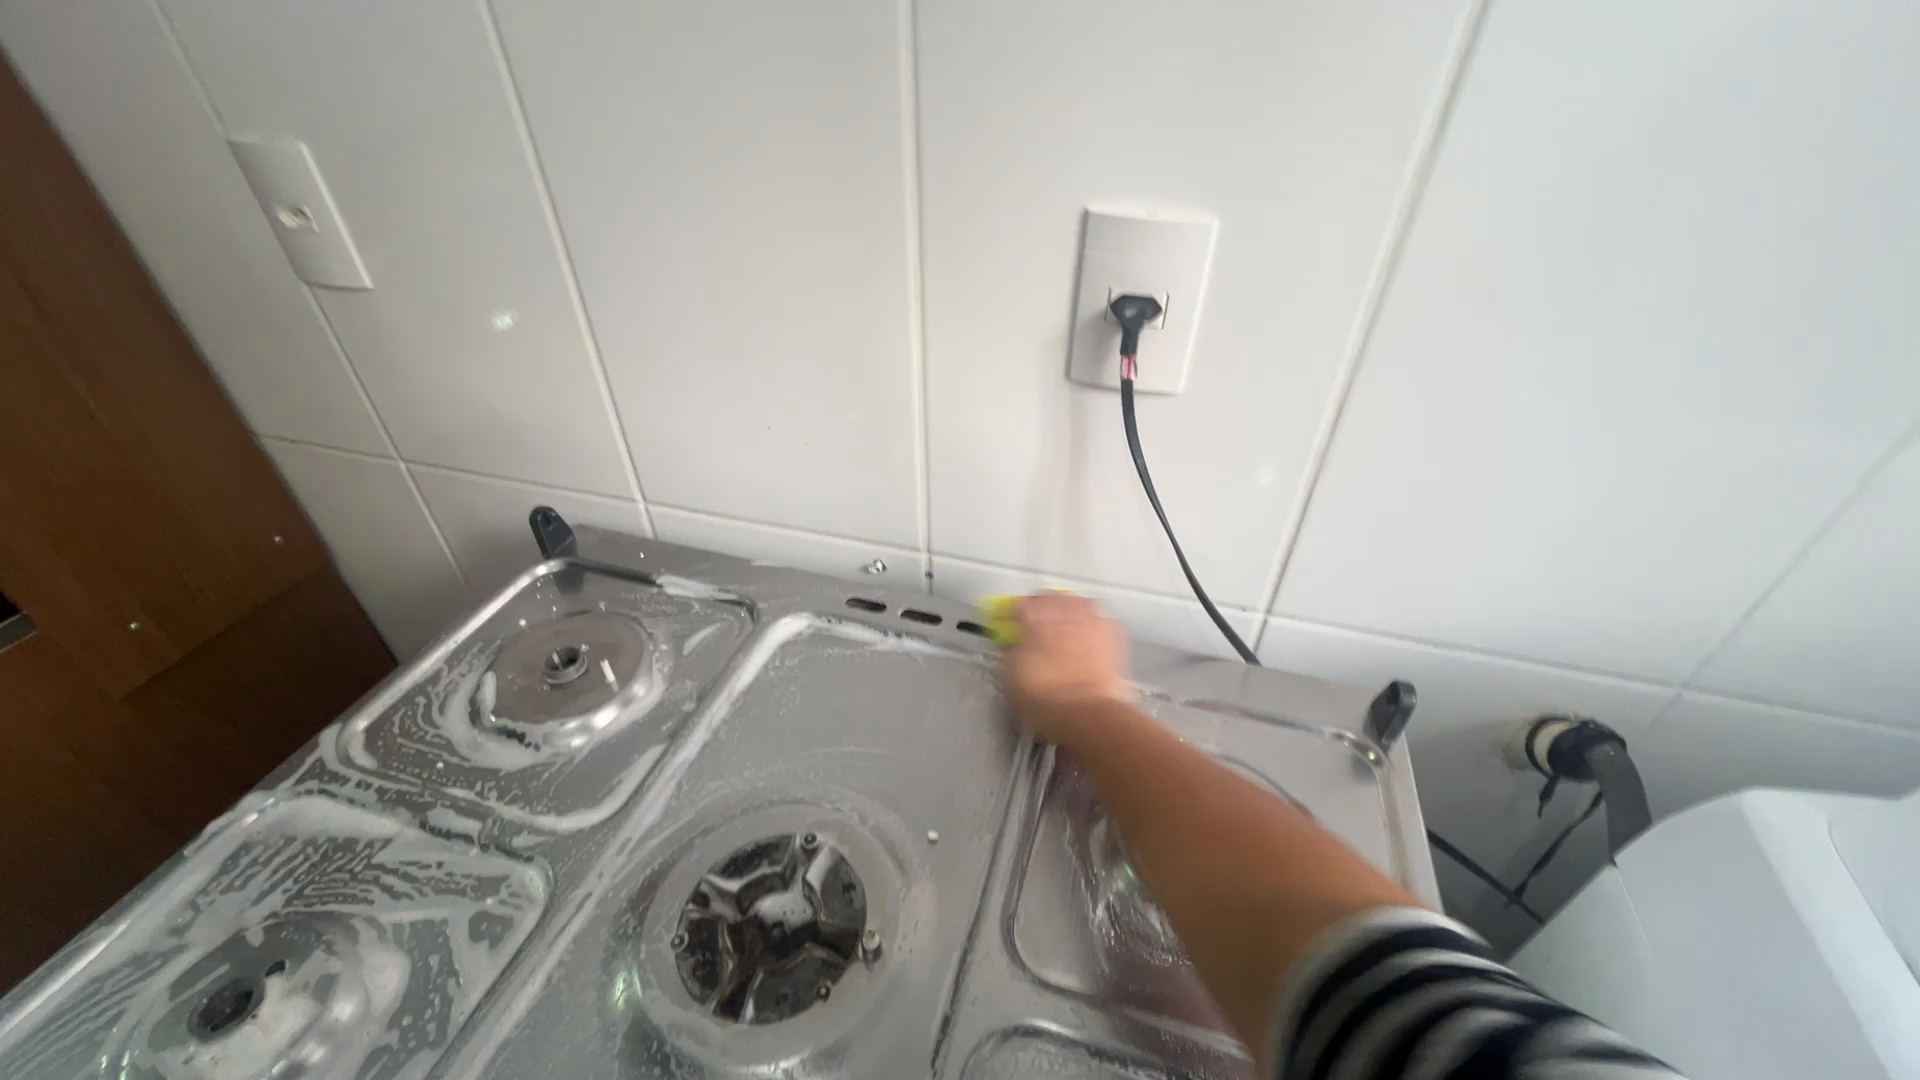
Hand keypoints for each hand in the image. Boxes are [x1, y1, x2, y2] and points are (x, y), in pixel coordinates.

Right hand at [1002, 593, 1131, 744]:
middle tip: (1037, 626)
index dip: (1014, 615)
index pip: (1021, 603)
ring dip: (1071, 612)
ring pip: (1079, 604)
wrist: (1090, 714)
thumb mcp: (1011, 676)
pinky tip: (1090, 639)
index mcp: (1035, 616)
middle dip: (1043, 608)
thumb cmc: (1046, 696)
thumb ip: (1012, 652)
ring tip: (1066, 628)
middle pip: (1052, 598)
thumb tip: (1016, 647)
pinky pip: (1101, 621)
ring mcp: (1093, 620)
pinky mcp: (1115, 636)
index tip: (1011, 626)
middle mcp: (1066, 610)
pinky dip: (1093, 625)